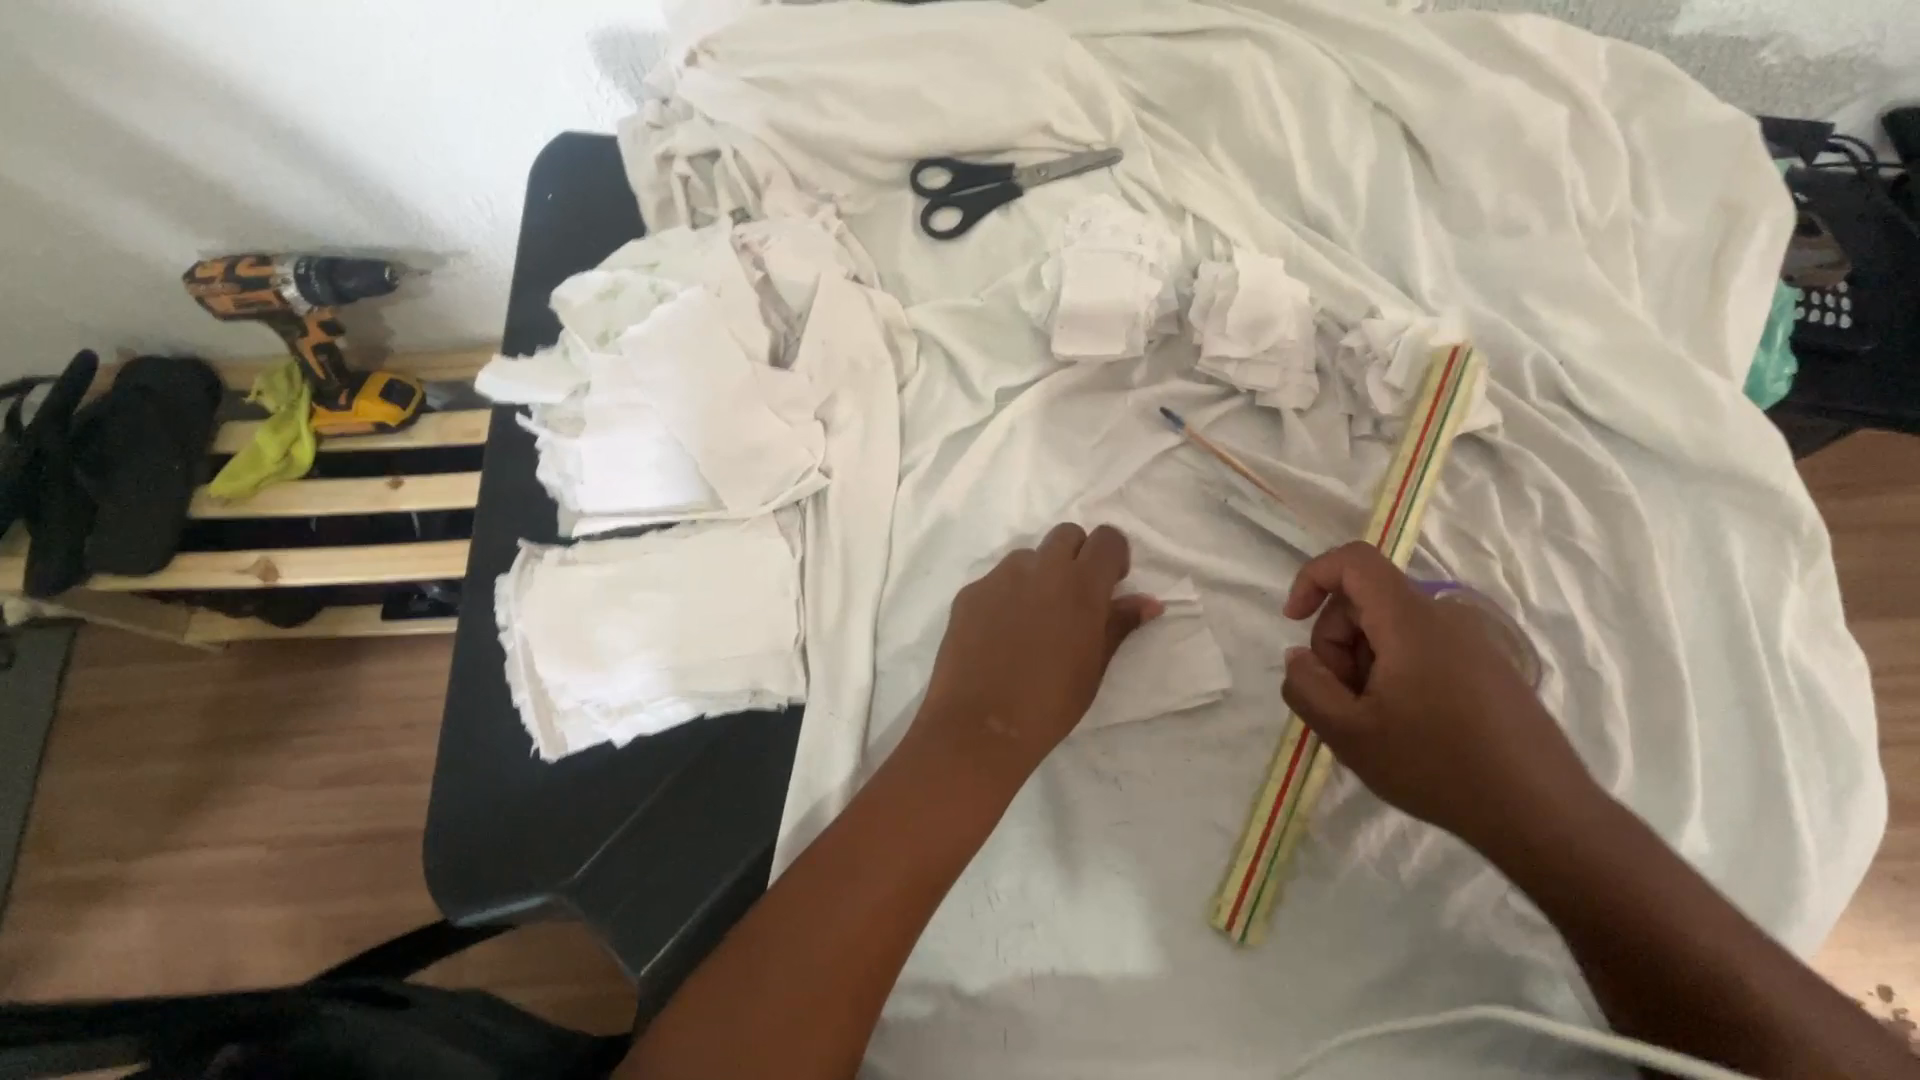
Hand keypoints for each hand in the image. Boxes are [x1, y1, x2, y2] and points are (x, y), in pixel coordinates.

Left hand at [913, 523, 1162, 785]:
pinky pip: (996, 580)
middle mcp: (1040, 569)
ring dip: (1039, 574)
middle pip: (1067, 535)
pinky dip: (1006, 596)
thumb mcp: (1094, 666)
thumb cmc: (1050, 703)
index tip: (1110, 584)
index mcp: (1080, 585)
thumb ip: (1119, 624)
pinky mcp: (969, 593)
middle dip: (1077, 556)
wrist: (981, 725)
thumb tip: (1149, 602)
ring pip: (1027, 557)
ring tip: (1034, 620)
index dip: (1113, 556)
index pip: (1107, 538)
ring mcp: (999, 578)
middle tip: (1074, 599)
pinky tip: (1000, 635)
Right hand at [1279, 542, 1598, 852]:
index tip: (1293, 623)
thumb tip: (1299, 657)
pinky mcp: (1489, 669)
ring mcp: (1473, 643)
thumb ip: (1306, 687)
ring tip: (1373, 722)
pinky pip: (1422, 651)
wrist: (1542, 813)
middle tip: (1340, 701)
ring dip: (1364, 665)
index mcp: (1411, 621)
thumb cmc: (1437, 767)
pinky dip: (1395, 675)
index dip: (1312, 578)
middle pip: (1367, 602)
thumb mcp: (1348, 734)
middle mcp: (1445, 618)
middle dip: (1336, 643)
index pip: (1354, 561)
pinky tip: (1405, 728)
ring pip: (1392, 630)